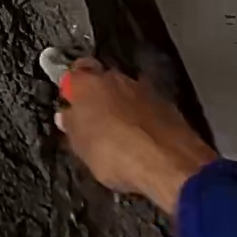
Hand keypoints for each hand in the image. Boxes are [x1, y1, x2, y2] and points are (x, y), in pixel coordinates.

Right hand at [54, 58, 217, 214]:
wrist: (169, 165)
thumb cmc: (120, 153)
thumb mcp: (80, 147)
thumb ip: (71, 126)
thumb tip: (66, 118)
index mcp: (87, 82)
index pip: (72, 71)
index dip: (71, 87)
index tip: (70, 102)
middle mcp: (114, 78)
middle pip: (101, 80)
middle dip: (97, 97)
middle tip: (93, 122)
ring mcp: (143, 89)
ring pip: (125, 93)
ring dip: (121, 108)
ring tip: (119, 137)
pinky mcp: (166, 105)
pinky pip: (147, 107)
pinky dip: (143, 119)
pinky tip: (141, 142)